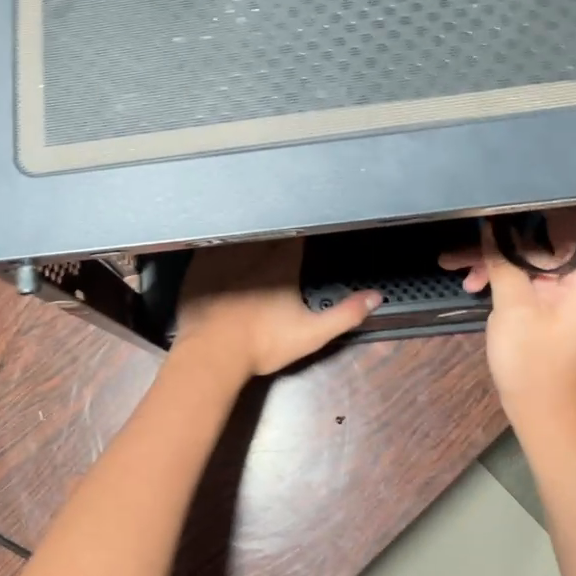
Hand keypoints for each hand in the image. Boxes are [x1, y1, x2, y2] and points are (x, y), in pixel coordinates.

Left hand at [173, 241, 381, 382]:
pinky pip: (211, 243)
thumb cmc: (264, 344)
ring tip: (252, 222)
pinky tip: (218, 237)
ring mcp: (223, 258)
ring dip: (248, 229)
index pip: (296, 239)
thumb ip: (345, 314)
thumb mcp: (312, 334)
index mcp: (281, 267)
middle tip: (281, 224)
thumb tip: (375, 297)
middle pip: (268, 233)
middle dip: (276, 229)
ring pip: (240, 234)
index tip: (307, 229)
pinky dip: (218, 240)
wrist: (212, 353)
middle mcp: (253, 255)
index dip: (303, 234)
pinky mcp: (199, 266)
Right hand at [438, 208, 575, 424]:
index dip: (538, 209)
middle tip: (460, 244)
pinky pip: (525, 280)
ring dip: (492, 262)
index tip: (502, 200)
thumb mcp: (513, 306)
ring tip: (452, 265)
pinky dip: (499, 279)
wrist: (541, 413)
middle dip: (500, 242)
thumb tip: (490, 225)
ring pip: (527, 261)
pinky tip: (471, 284)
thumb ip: (502, 261)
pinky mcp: (550, 307)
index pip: (573, 224)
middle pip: (541, 243)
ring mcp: (566, 295)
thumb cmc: (533, 361)